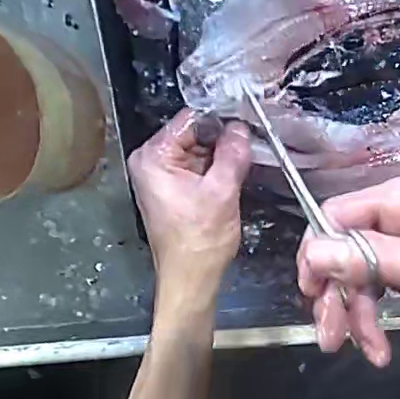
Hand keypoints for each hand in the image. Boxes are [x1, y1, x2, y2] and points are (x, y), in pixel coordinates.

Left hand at [128, 109, 253, 300]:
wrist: (191, 279)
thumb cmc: (198, 243)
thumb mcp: (222, 191)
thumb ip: (232, 153)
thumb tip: (241, 128)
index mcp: (153, 158)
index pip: (189, 120)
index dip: (219, 121)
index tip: (244, 125)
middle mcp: (151, 163)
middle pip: (193, 134)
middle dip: (221, 140)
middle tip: (248, 147)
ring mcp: (161, 177)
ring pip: (198, 151)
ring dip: (221, 157)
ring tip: (242, 165)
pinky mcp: (173, 190)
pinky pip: (198, 168)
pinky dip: (216, 171)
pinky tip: (232, 179)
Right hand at [296, 172, 399, 365]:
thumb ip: (369, 258)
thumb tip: (314, 252)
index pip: (337, 214)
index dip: (319, 253)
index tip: (313, 292)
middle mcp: (396, 212)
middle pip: (340, 250)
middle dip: (337, 296)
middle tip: (330, 334)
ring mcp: (397, 239)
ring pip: (351, 276)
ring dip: (352, 315)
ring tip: (365, 348)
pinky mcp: (399, 265)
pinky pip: (368, 289)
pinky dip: (367, 318)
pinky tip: (376, 346)